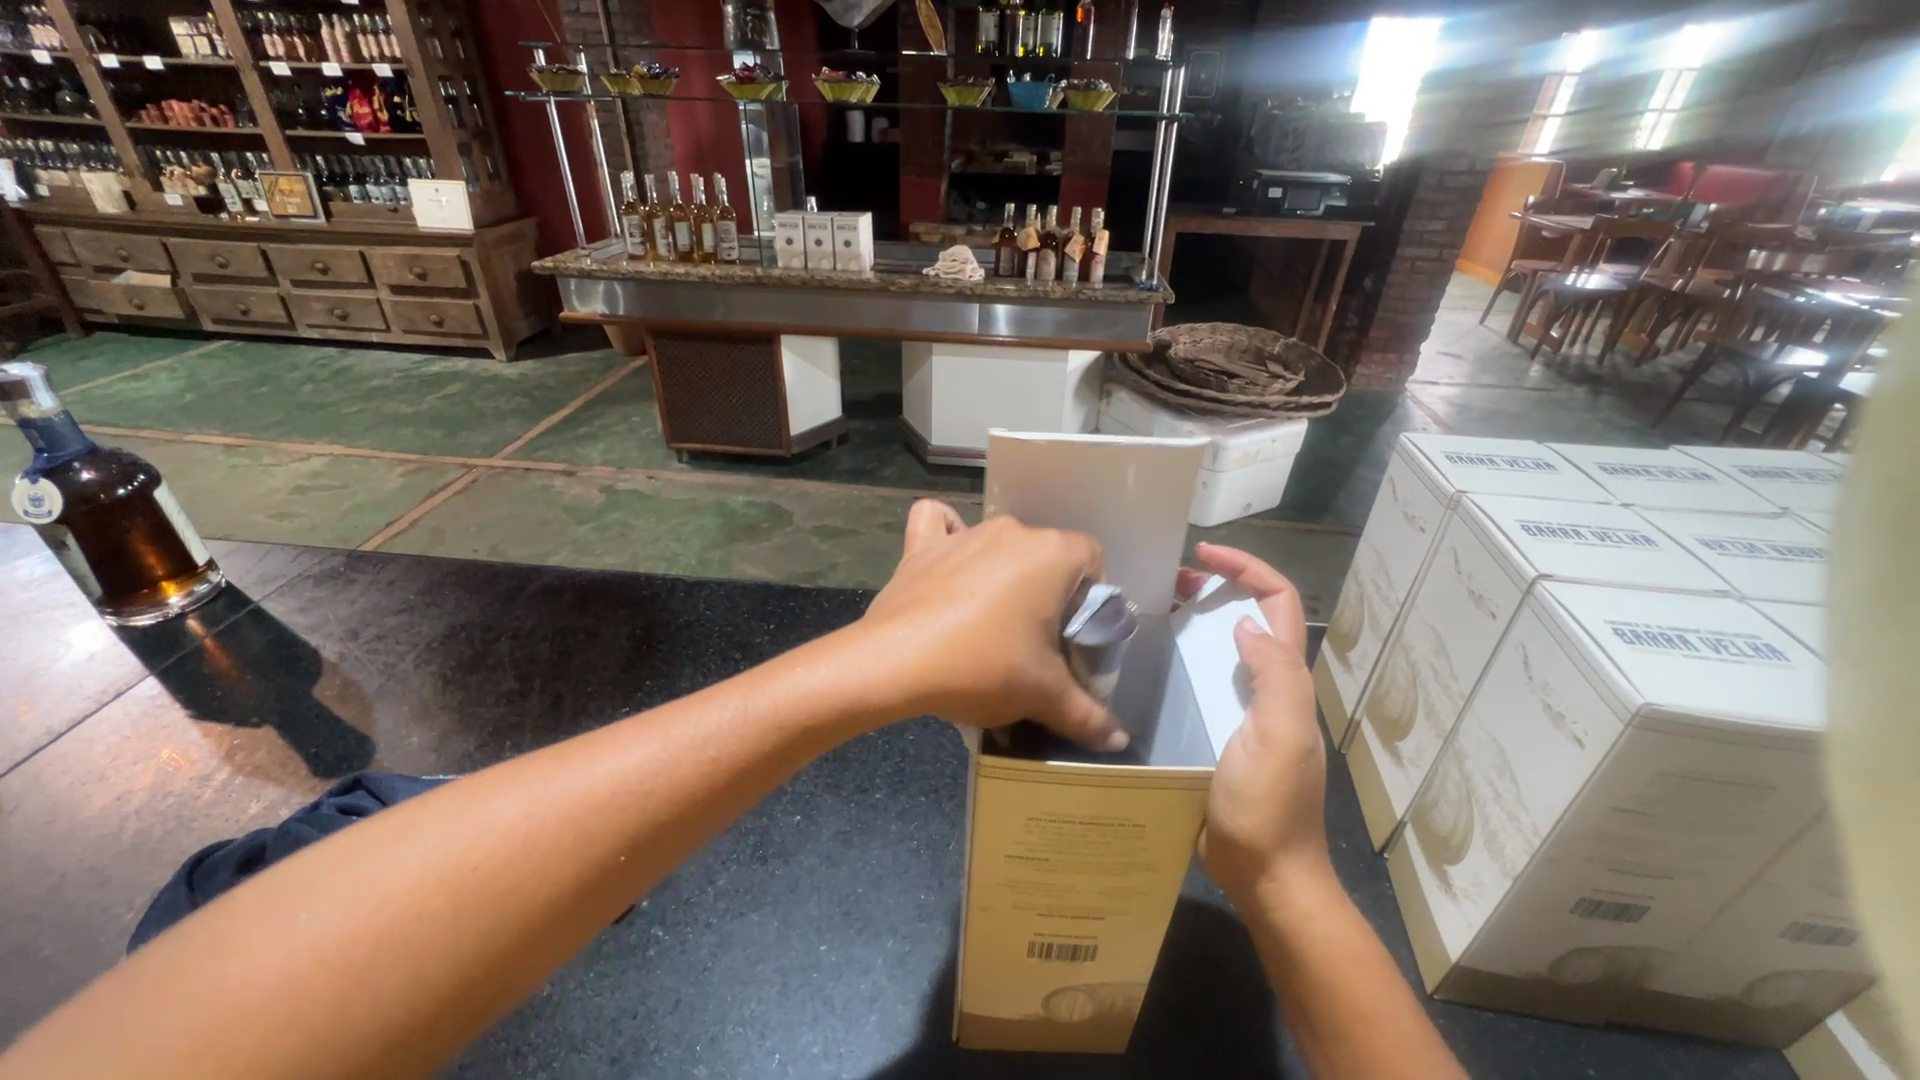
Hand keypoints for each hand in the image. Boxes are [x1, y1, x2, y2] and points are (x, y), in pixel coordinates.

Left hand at [859, 499, 1127, 750]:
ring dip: (1002, 573)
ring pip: (998, 544)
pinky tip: (947, 562)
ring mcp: (964, 534)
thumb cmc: (985, 667)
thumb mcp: (1044, 696)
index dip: (1090, 597)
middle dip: (1047, 592)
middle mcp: (1012, 531)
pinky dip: (945, 536)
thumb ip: (1088, 716)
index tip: (1074, 635)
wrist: (897, 663)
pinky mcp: (921, 546)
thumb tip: (1120, 740)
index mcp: (1052, 554)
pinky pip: (938, 525)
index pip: (1092, 559)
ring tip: (991, 621)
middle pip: (1045, 555)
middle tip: (1036, 642)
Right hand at [1188, 544, 1332, 900]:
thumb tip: (1244, 623)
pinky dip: (1181, 661)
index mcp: (1287, 681)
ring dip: (1196, 621)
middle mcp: (1268, 688)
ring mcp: (1242, 711)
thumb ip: (1273, 676)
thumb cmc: (1271, 807)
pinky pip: (1202, 684)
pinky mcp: (1217, 734)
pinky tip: (1148, 666)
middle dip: (1218, 586)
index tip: (1204, 554)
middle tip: (1170, 580)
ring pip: (1223, 649)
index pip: (1278, 605)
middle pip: (1251, 618)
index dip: (1248, 569)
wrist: (1263, 873)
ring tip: (1154, 612)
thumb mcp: (1278, 736)